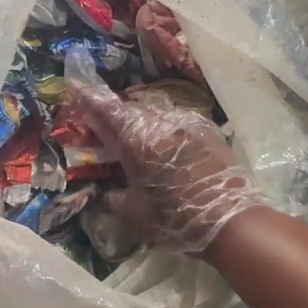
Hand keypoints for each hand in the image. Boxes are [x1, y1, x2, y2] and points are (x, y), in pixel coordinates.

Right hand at [64, 51, 269, 253]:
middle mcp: (164, 124)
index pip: (108, 110)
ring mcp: (189, 125)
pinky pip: (177, 124)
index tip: (74, 83)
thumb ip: (112, 196)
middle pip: (132, 111)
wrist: (233, 224)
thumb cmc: (177, 219)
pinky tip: (165, 150)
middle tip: (105, 129)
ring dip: (142, 125)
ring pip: (156, 116)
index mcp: (140, 140)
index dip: (89, 97)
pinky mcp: (209, 132)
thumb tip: (104, 191)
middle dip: (115, 117)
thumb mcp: (134, 213)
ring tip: (136, 143)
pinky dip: (164, 132)